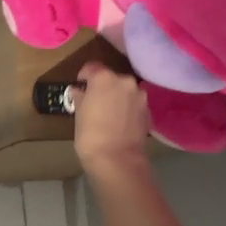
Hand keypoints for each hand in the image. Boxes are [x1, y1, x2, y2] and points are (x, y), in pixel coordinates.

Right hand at [71, 62, 151, 179]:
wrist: (117, 158)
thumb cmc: (90, 134)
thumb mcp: (78, 113)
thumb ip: (80, 97)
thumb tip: (78, 91)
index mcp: (104, 78)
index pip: (92, 67)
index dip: (84, 76)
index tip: (80, 86)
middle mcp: (125, 81)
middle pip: (111, 78)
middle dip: (103, 87)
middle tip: (94, 102)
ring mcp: (140, 96)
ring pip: (124, 90)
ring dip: (117, 97)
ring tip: (108, 113)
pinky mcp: (148, 111)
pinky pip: (133, 103)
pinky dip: (127, 108)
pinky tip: (120, 122)